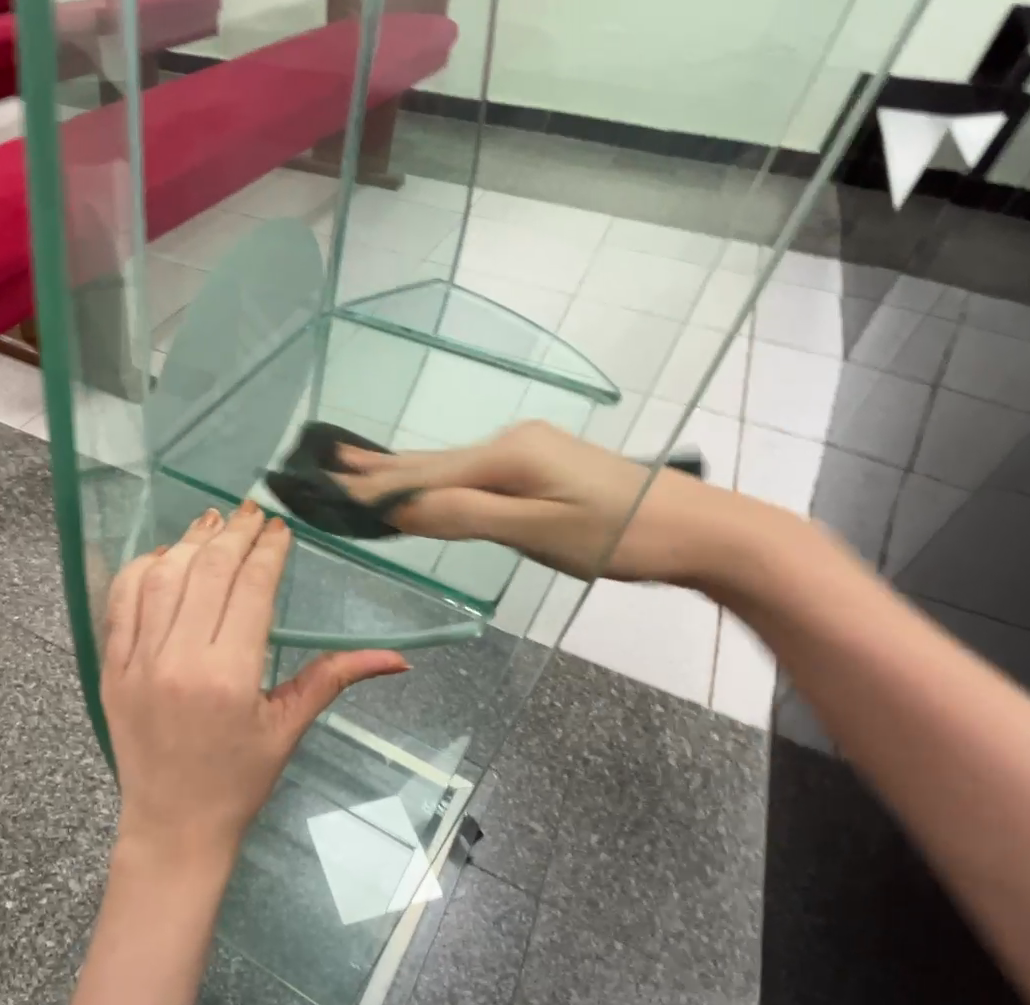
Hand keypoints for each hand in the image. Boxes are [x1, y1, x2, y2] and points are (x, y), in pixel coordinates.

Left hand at [101, 502, 409, 868]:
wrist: (174, 826)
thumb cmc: (239, 781)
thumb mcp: (288, 728)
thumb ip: (334, 678)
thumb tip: (399, 658)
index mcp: (229, 676)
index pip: (251, 590)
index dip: (268, 552)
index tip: (280, 529)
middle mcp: (179, 660)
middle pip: (208, 573)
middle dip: (235, 535)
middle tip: (253, 513)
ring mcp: (137, 662)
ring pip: (162, 578)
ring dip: (189, 543)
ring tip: (213, 522)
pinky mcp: (111, 668)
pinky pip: (122, 602)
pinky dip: (141, 570)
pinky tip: (164, 557)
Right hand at [333, 420, 762, 585]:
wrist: (703, 528)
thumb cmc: (621, 537)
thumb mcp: (539, 531)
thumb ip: (466, 516)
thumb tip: (398, 510)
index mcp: (505, 456)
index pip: (421, 475)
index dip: (373, 486)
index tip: (326, 488)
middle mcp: (509, 442)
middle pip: (430, 462)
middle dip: (377, 468)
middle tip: (327, 462)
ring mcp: (527, 449)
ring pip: (450, 465)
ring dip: (402, 471)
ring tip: (357, 466)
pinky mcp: (541, 464)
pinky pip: (472, 471)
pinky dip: (436, 478)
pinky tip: (423, 479)